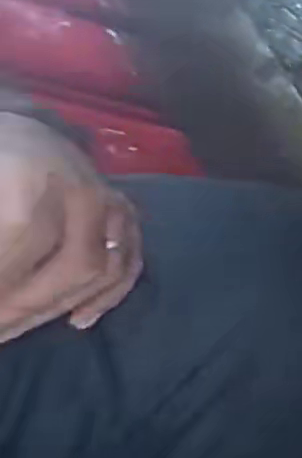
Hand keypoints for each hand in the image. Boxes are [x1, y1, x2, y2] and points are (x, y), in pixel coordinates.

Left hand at [0, 113, 143, 343]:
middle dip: (24, 307)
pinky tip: (78, 319)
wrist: (6, 126)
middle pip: (75, 262)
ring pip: (107, 267)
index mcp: (27, 175)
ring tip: (11, 331)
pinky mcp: (125, 211)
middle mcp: (85, 192)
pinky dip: (110, 294)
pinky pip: (132, 259)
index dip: (0, 282)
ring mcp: (113, 203)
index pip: (22, 238)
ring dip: (59, 307)